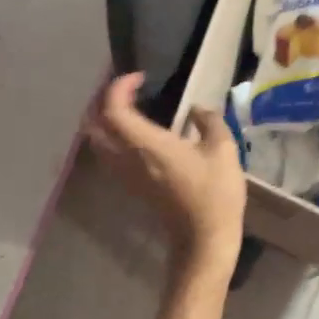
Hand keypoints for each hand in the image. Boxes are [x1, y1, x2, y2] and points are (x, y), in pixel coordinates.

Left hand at [83, 73, 246, 264]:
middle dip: (104, 104)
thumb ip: (209, 121)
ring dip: (107, 123)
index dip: (119, 88)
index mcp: (146, 145)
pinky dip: (115, 140)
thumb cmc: (215, 193)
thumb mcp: (223, 149)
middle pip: (95, 127)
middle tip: (127, 93)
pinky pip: (110, 157)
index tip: (139, 78)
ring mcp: (127, 176)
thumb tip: (197, 110)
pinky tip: (139, 136)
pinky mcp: (133, 187)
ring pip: (99, 144)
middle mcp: (127, 158)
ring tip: (131, 110)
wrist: (205, 239)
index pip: (114, 110)